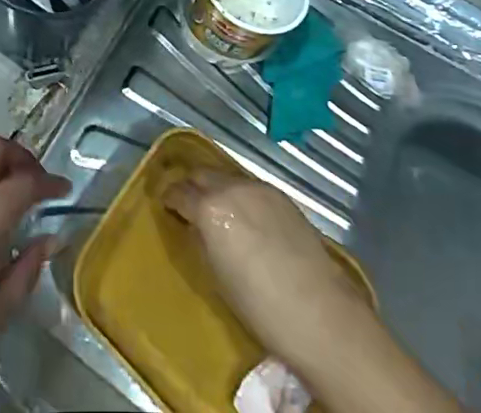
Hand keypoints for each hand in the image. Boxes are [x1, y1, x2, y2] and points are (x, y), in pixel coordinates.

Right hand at [163, 170, 367, 363]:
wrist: (315, 306)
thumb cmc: (256, 303)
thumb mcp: (215, 274)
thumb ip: (202, 240)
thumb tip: (196, 227)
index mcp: (212, 208)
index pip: (181, 191)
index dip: (170, 198)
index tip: (165, 207)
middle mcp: (235, 188)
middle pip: (204, 174)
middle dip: (191, 185)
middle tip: (185, 205)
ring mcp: (262, 188)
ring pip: (229, 177)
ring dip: (217, 188)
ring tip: (215, 212)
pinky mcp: (284, 196)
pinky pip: (251, 187)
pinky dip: (240, 195)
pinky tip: (244, 218)